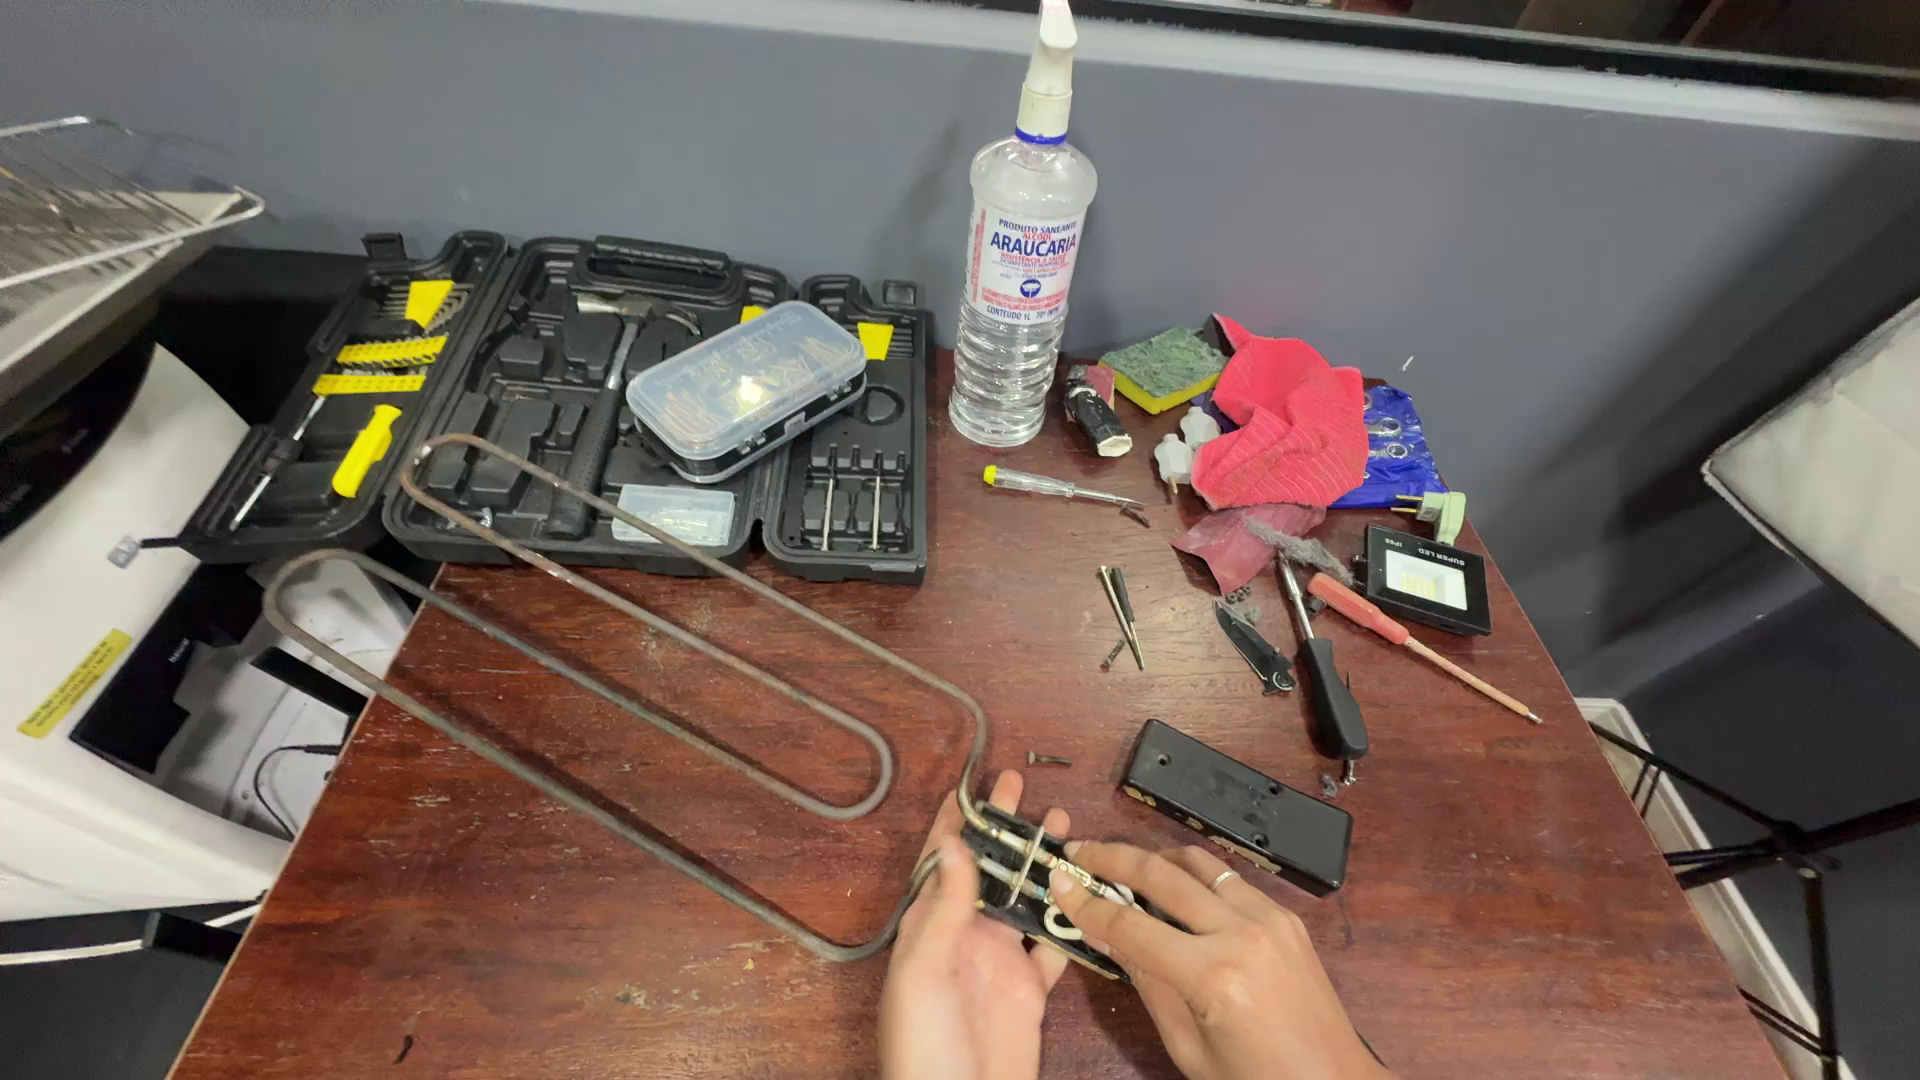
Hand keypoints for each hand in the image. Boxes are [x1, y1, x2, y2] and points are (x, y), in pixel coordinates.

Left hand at [879, 770, 1070, 1079]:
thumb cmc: (922, 1048)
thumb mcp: (923, 972)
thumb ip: (943, 909)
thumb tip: (954, 843)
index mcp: (931, 925)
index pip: (943, 859)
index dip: (958, 821)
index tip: (973, 785)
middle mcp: (965, 934)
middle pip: (988, 868)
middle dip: (1005, 828)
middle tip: (1022, 785)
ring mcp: (999, 960)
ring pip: (1024, 897)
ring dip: (1041, 863)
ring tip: (1062, 826)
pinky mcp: (1029, 989)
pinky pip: (1053, 945)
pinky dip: (1070, 920)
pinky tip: (1086, 895)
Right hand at [1048, 841, 1391, 1079]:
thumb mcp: (1188, 1047)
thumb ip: (1145, 980)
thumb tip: (1103, 929)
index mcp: (1214, 978)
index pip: (1132, 925)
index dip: (1087, 902)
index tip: (1058, 879)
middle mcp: (1240, 934)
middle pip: (1160, 873)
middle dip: (1110, 856)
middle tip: (1078, 850)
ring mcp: (1268, 917)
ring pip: (1194, 861)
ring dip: (1152, 855)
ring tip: (1121, 860)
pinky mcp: (1284, 914)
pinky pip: (1226, 877)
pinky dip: (1192, 873)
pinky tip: (1175, 884)